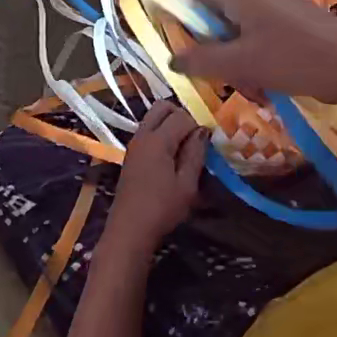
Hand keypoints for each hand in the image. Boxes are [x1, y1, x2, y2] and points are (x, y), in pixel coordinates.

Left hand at [107, 100, 207, 247]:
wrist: (129, 229)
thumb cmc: (162, 208)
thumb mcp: (187, 184)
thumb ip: (195, 153)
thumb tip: (203, 131)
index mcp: (157, 140)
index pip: (182, 115)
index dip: (197, 125)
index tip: (206, 145)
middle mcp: (142, 135)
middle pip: (162, 107)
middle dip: (181, 114)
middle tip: (194, 137)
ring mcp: (134, 144)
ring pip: (153, 118)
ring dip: (170, 125)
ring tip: (185, 149)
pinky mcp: (131, 154)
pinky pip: (148, 131)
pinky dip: (161, 135)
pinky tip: (171, 157)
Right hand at [171, 0, 336, 103]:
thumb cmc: (294, 60)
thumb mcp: (240, 64)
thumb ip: (201, 61)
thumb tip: (172, 59)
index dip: (184, 22)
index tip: (187, 54)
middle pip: (218, 17)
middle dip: (216, 50)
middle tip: (225, 78)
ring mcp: (279, 4)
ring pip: (242, 32)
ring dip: (239, 60)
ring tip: (253, 86)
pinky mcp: (297, 20)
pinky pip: (264, 37)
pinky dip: (260, 59)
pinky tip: (272, 83)